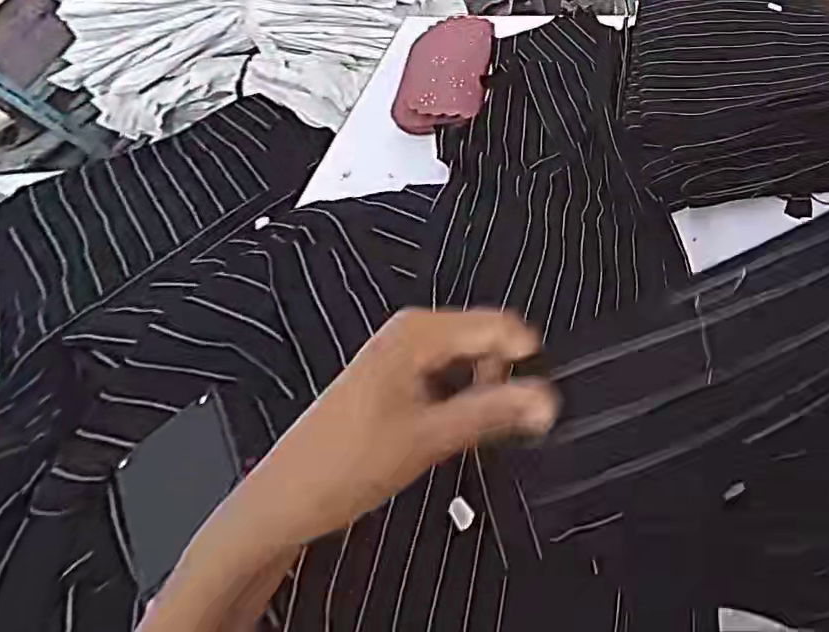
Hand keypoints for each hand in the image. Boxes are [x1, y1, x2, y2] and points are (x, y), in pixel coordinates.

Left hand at [143, 310, 557, 631]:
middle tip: (484, 421)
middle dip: (497, 380)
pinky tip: (442, 429)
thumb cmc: (336, 467)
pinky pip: (453, 372)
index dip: (524, 362)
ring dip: (478, 392)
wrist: (282, 504)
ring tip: (455, 430)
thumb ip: (496, 413)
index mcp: (418, 331)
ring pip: (473, 359)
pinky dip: (461, 398)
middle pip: (489, 340)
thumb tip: (545, 399)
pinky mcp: (402, 372)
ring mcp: (405, 350)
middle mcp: (412, 331)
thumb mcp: (430, 439)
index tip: (535, 397)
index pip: (501, 324)